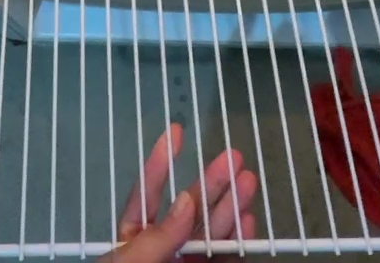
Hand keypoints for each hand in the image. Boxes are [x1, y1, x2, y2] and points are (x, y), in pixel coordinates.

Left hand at [101, 124, 258, 261]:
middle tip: (234, 155)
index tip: (176, 130)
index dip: (160, 162)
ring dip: (231, 206)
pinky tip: (247, 219)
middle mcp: (161, 250)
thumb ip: (155, 236)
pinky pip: (224, 260)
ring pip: (211, 232)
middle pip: (189, 209)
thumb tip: (185, 201)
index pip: (147, 194)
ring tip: (248, 180)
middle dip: (211, 182)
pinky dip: (238, 242)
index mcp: (131, 240)